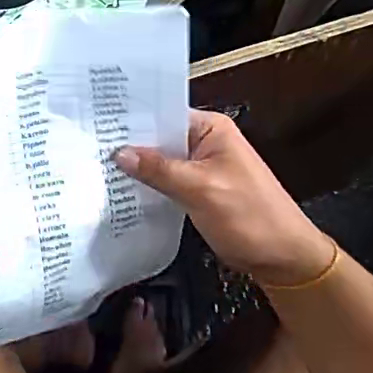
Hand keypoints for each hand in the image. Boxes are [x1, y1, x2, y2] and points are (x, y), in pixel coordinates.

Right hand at [113, 110, 335, 287]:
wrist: (283, 259)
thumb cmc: (251, 216)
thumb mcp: (201, 189)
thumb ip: (160, 170)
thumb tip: (120, 153)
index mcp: (211, 128)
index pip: (163, 113)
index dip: (132, 118)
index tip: (98, 121)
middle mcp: (204, 142)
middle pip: (159, 136)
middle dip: (129, 143)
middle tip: (89, 145)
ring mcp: (200, 167)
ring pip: (159, 161)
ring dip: (136, 167)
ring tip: (96, 165)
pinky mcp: (195, 190)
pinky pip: (165, 181)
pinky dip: (148, 185)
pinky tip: (121, 189)